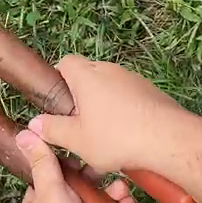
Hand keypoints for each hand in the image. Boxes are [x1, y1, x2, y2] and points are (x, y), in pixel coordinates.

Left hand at [13, 129, 133, 202]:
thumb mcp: (48, 194)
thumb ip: (43, 163)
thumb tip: (24, 133)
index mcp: (41, 201)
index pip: (56, 171)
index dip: (72, 158)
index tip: (89, 144)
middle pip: (83, 185)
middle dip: (98, 175)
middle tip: (112, 167)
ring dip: (114, 194)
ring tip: (124, 192)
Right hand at [28, 56, 194, 174]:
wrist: (167, 137)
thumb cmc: (116, 137)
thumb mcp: (77, 140)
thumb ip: (52, 130)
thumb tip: (34, 124)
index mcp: (87, 75)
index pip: (65, 62)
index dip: (58, 78)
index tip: (56, 101)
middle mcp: (109, 69)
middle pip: (88, 75)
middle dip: (80, 97)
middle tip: (77, 124)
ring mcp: (132, 78)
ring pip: (109, 87)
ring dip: (102, 105)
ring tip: (102, 135)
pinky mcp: (149, 90)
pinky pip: (128, 96)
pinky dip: (123, 110)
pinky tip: (125, 136)